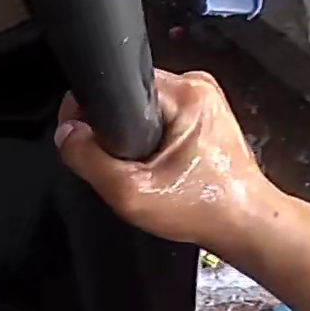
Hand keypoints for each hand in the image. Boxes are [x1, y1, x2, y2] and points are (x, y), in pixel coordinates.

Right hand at [55, 69, 285, 254]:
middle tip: (126, 165)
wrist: (243, 225)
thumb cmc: (202, 209)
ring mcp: (202, 100)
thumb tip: (66, 135)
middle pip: (126, 97)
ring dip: (131, 136)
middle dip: (113, 130)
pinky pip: (156, 117)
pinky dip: (148, 140)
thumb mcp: (128, 192)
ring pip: (140, 109)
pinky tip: (157, 164)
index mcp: (185, 94)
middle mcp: (196, 88)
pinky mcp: (203, 115)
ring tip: (144, 167)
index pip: (116, 85)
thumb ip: (87, 160)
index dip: (88, 111)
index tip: (85, 140)